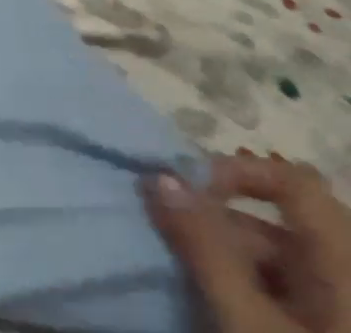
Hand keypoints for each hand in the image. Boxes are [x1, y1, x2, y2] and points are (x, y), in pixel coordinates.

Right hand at [146, 155, 350, 332]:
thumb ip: (203, 246)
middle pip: (274, 223)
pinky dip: (239, 287)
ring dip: (218, 259)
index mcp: (349, 262)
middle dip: (212, 227)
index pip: (293, 180)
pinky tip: (212, 307)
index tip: (177, 191)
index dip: (234, 172)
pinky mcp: (327, 323)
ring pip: (271, 258)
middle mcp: (349, 274)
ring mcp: (341, 303)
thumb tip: (158, 175)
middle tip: (162, 243)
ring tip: (182, 282)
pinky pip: (279, 288)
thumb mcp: (246, 321)